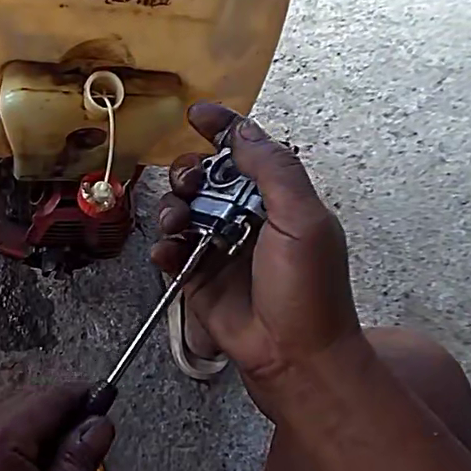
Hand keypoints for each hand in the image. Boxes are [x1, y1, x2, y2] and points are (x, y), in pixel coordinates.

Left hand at [0, 387, 114, 470]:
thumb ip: (79, 466)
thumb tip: (98, 423)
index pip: (46, 400)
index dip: (84, 399)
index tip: (113, 407)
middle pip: (23, 414)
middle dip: (62, 429)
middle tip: (94, 462)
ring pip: (5, 436)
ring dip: (39, 451)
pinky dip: (15, 467)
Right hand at [150, 103, 363, 400]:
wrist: (292, 355)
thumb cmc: (308, 289)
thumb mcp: (301, 220)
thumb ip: (273, 170)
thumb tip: (243, 131)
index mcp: (277, 200)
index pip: (245, 153)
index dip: (222, 129)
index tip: (197, 114)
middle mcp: (245, 219)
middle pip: (205, 178)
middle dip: (189, 173)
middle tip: (190, 185)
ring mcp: (219, 248)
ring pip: (182, 211)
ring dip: (172, 208)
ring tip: (176, 224)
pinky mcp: (196, 277)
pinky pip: (170, 251)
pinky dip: (163, 247)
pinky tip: (167, 253)